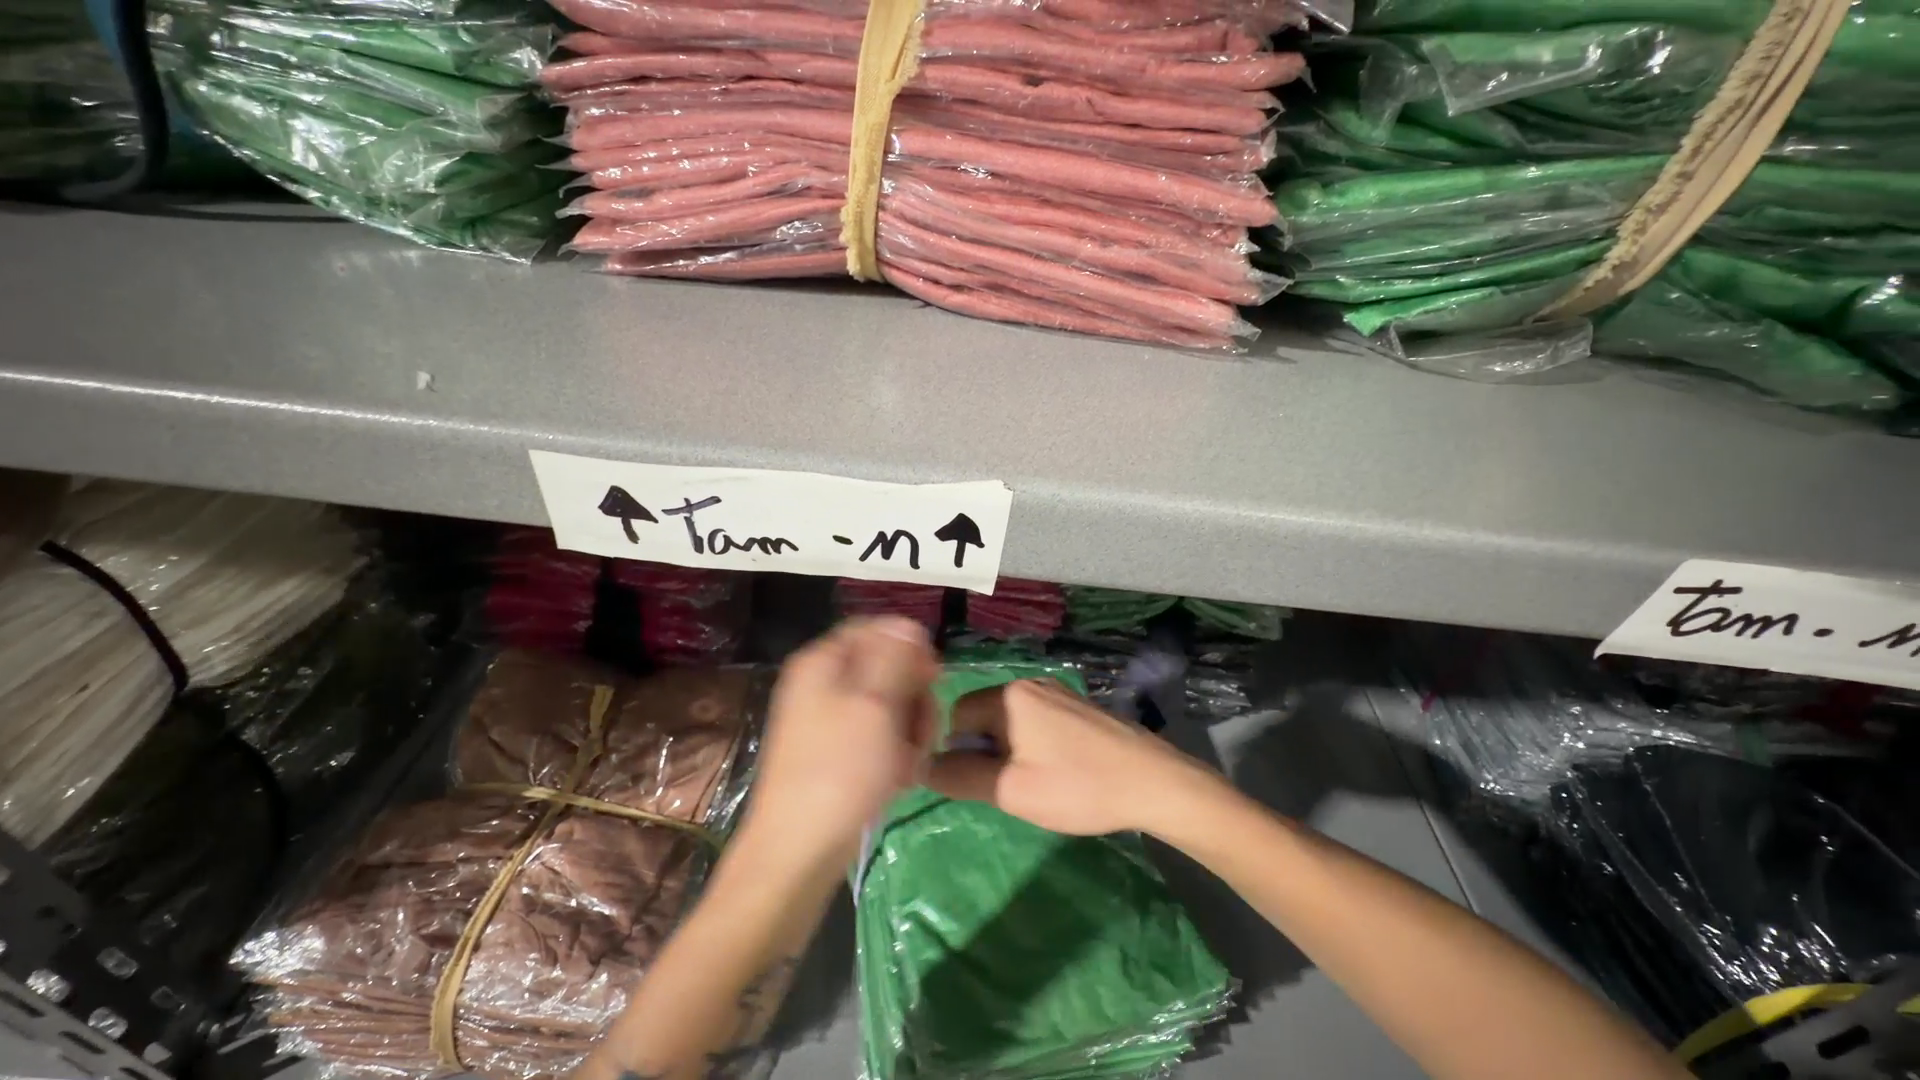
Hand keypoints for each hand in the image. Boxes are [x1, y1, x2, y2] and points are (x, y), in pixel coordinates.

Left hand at [738, 616, 938, 866]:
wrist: (800, 848)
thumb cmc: (841, 770)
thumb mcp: (875, 703)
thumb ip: (895, 657)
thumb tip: (907, 625)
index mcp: (823, 661)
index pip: (878, 629)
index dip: (911, 649)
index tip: (934, 680)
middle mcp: (822, 683)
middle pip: (887, 668)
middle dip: (915, 697)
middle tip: (925, 731)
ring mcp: (827, 720)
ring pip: (888, 706)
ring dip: (910, 730)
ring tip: (910, 763)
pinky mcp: (836, 754)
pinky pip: (877, 737)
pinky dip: (895, 753)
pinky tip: (900, 778)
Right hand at [927, 678, 1223, 835]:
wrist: (1154, 783)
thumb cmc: (1077, 787)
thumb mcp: (1010, 790)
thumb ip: (960, 777)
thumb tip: (923, 767)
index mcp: (1009, 695)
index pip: (956, 716)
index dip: (957, 752)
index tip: (977, 783)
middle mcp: (1030, 684)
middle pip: (984, 717)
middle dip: (985, 752)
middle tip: (1008, 788)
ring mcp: (1059, 693)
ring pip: (1012, 722)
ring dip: (1011, 752)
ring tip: (1034, 785)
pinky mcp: (1080, 708)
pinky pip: (1038, 723)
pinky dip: (1036, 747)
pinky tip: (1059, 774)